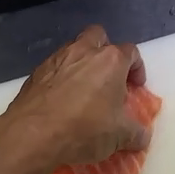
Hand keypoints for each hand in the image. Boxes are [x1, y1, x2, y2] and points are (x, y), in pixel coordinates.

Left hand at [1, 26, 148, 171]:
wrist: (32, 135)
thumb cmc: (85, 128)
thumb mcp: (120, 136)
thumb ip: (136, 133)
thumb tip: (142, 136)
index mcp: (111, 60)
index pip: (131, 53)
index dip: (136, 68)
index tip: (135, 86)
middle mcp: (84, 51)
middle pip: (99, 36)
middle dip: (105, 51)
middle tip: (107, 76)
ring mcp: (57, 59)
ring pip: (73, 48)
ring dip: (81, 62)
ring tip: (83, 88)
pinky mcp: (36, 72)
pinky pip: (54, 67)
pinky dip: (60, 77)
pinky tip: (60, 99)